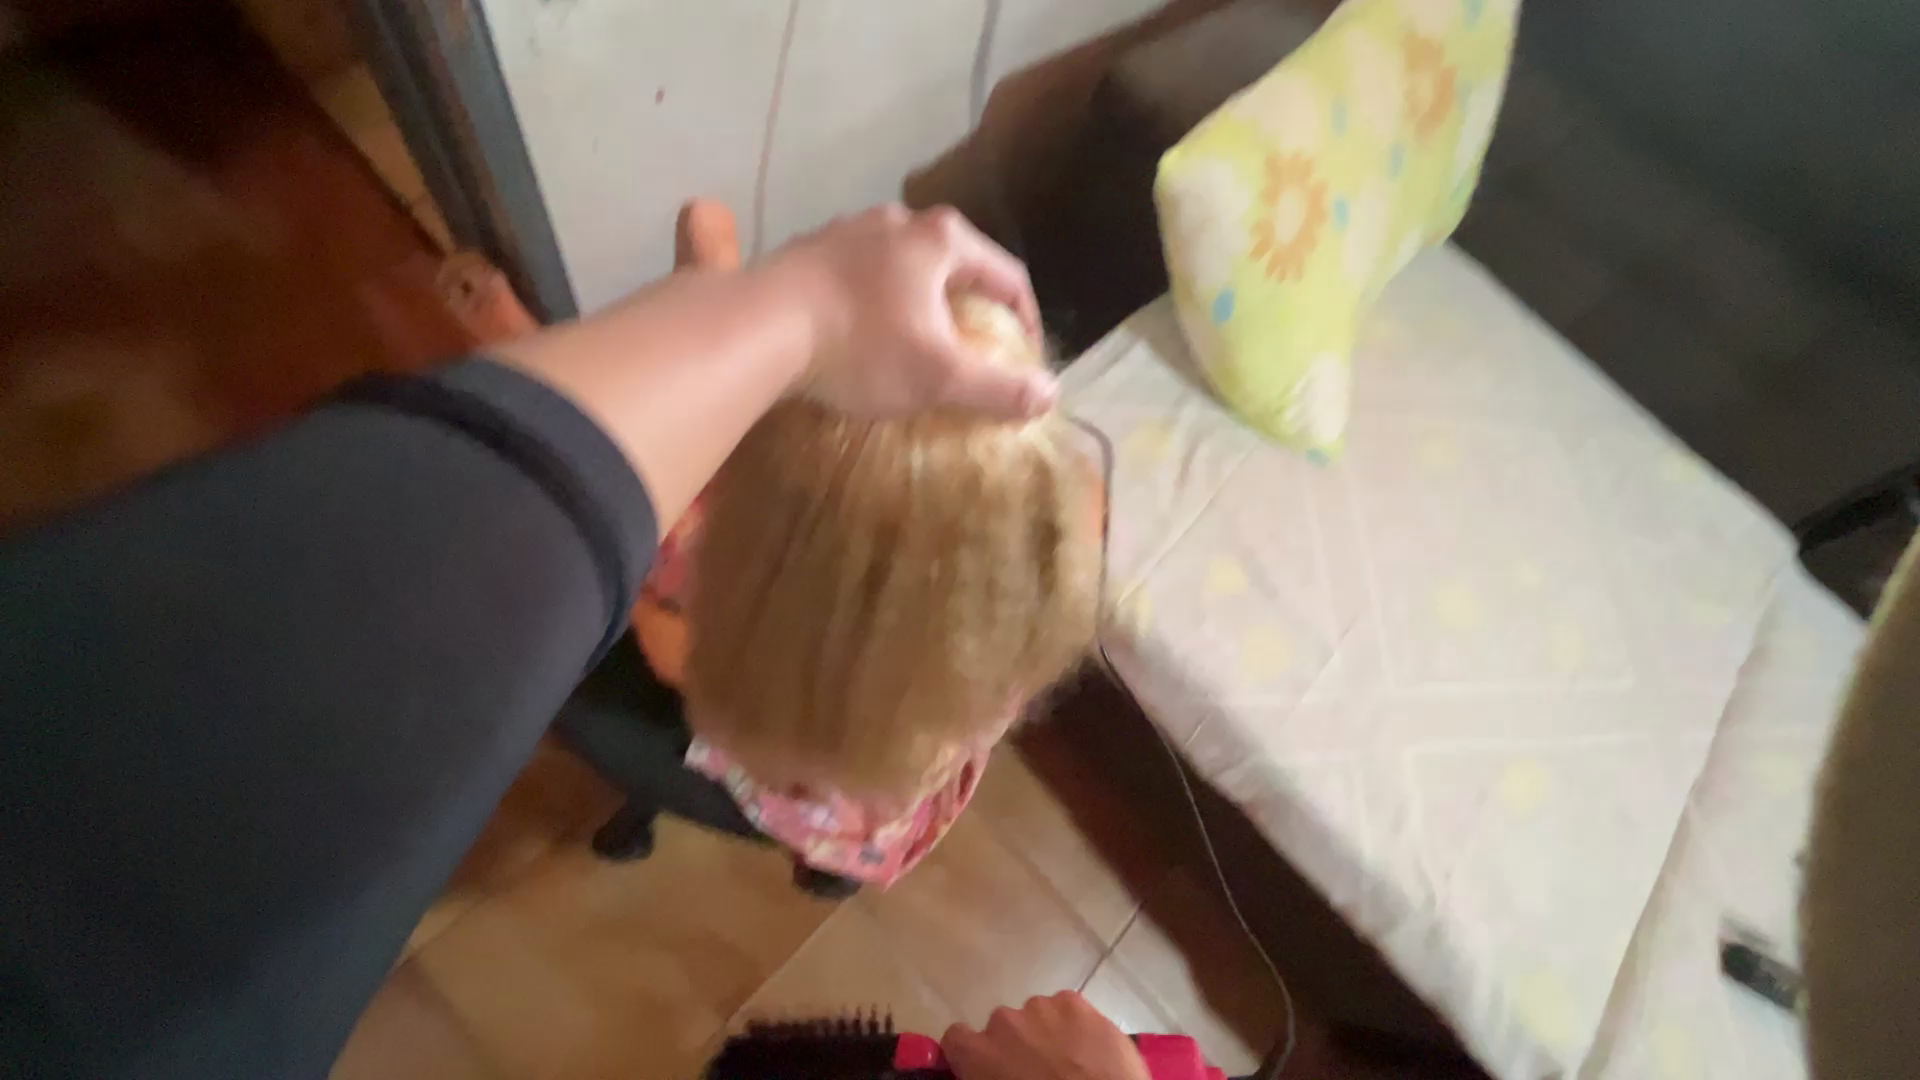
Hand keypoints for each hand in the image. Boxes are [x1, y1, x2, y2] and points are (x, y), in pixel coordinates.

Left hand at [762, 203, 1057, 418]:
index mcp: (941, 240)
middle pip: (957, 266)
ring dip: (922, 304)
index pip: (1008, 276)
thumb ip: (999, 387)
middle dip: (972, 309)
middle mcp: (898, 221)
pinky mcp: (809, 250)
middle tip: (975, 353)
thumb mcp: (939, 375)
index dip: (1027, 321)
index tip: (1025, 359)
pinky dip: (878, 303)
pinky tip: (864, 333)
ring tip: (919, 344)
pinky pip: (862, 275)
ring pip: (906, 268)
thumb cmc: (862, 346)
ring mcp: (848, 230)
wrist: (758, 327)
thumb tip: (1049, 396)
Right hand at [944, 992, 1152, 1079]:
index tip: (988, 1072)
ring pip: (1037, 1018)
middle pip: (1004, 1030)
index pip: (956, 1039)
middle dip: (1018, 1049)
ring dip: (1047, 1037)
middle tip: (1039, 1077)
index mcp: (980, 1054)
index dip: (970, 1055)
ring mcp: (1041, 1007)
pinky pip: (1066, 1011)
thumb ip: (988, 1078)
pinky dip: (1074, 1029)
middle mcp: (1004, 1022)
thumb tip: (997, 1074)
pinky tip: (1090, 1054)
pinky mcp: (1074, 1002)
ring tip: (1070, 1067)